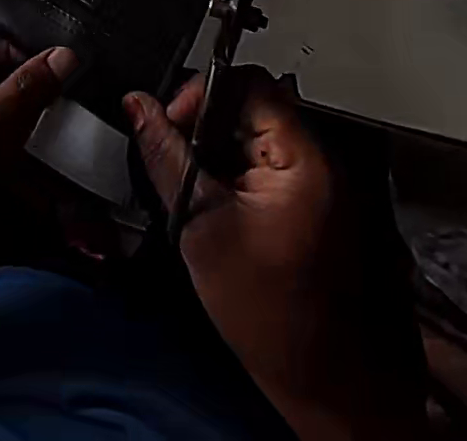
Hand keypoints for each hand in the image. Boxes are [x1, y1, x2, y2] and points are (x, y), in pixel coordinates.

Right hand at [124, 73, 426, 439]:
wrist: (328, 384)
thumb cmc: (271, 316)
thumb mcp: (199, 223)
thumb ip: (165, 155)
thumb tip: (137, 105)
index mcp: (303, 161)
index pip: (247, 83)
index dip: (200, 93)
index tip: (173, 123)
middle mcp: (324, 162)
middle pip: (253, 104)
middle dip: (205, 124)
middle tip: (182, 161)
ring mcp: (327, 182)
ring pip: (257, 131)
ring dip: (219, 148)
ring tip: (204, 190)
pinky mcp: (321, 200)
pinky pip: (269, 159)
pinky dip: (238, 170)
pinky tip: (224, 204)